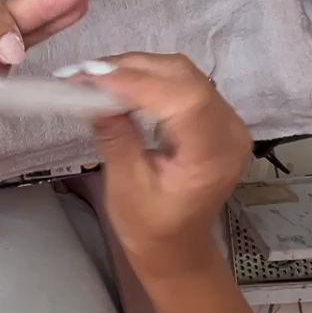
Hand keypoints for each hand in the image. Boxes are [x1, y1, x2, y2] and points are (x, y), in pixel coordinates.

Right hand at [79, 54, 252, 276]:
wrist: (176, 245)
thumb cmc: (149, 226)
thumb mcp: (126, 186)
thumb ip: (116, 137)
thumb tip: (94, 96)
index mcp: (212, 155)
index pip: (184, 99)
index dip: (137, 81)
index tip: (90, 78)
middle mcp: (229, 130)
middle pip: (184, 77)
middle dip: (131, 67)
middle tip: (82, 73)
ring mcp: (226, 120)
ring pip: (182, 72)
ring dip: (136, 67)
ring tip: (93, 75)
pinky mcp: (213, 116)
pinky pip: (182, 83)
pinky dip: (146, 76)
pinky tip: (117, 82)